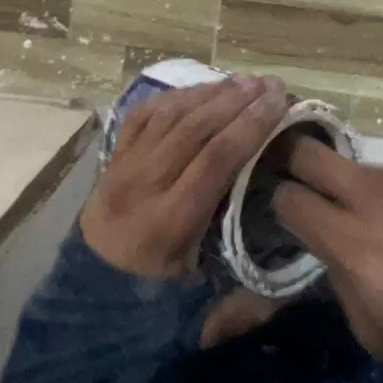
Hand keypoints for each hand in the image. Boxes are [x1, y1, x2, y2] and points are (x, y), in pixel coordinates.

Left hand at [81, 76, 287, 277]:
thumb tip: (293, 282)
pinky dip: (176, 97)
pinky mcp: (114, 154)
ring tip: (244, 81)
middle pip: (195, 128)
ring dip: (210, 92)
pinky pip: (145, 114)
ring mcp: (126, 164)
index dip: (250, 126)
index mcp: (171, 220)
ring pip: (170, 114)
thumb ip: (241, 294)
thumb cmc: (149, 293)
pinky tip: (201, 89)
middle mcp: (146, 183)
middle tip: (270, 83)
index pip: (216, 158)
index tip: (279, 103)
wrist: (89, 283)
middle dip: (237, 101)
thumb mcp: (194, 302)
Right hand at [273, 139, 382, 382]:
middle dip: (294, 163)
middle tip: (305, 184)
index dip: (279, 205)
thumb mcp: (378, 334)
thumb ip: (341, 285)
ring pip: (356, 164)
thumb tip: (331, 256)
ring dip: (355, 187)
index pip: (286, 199)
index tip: (288, 215)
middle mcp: (371, 198)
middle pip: (306, 152)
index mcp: (350, 244)